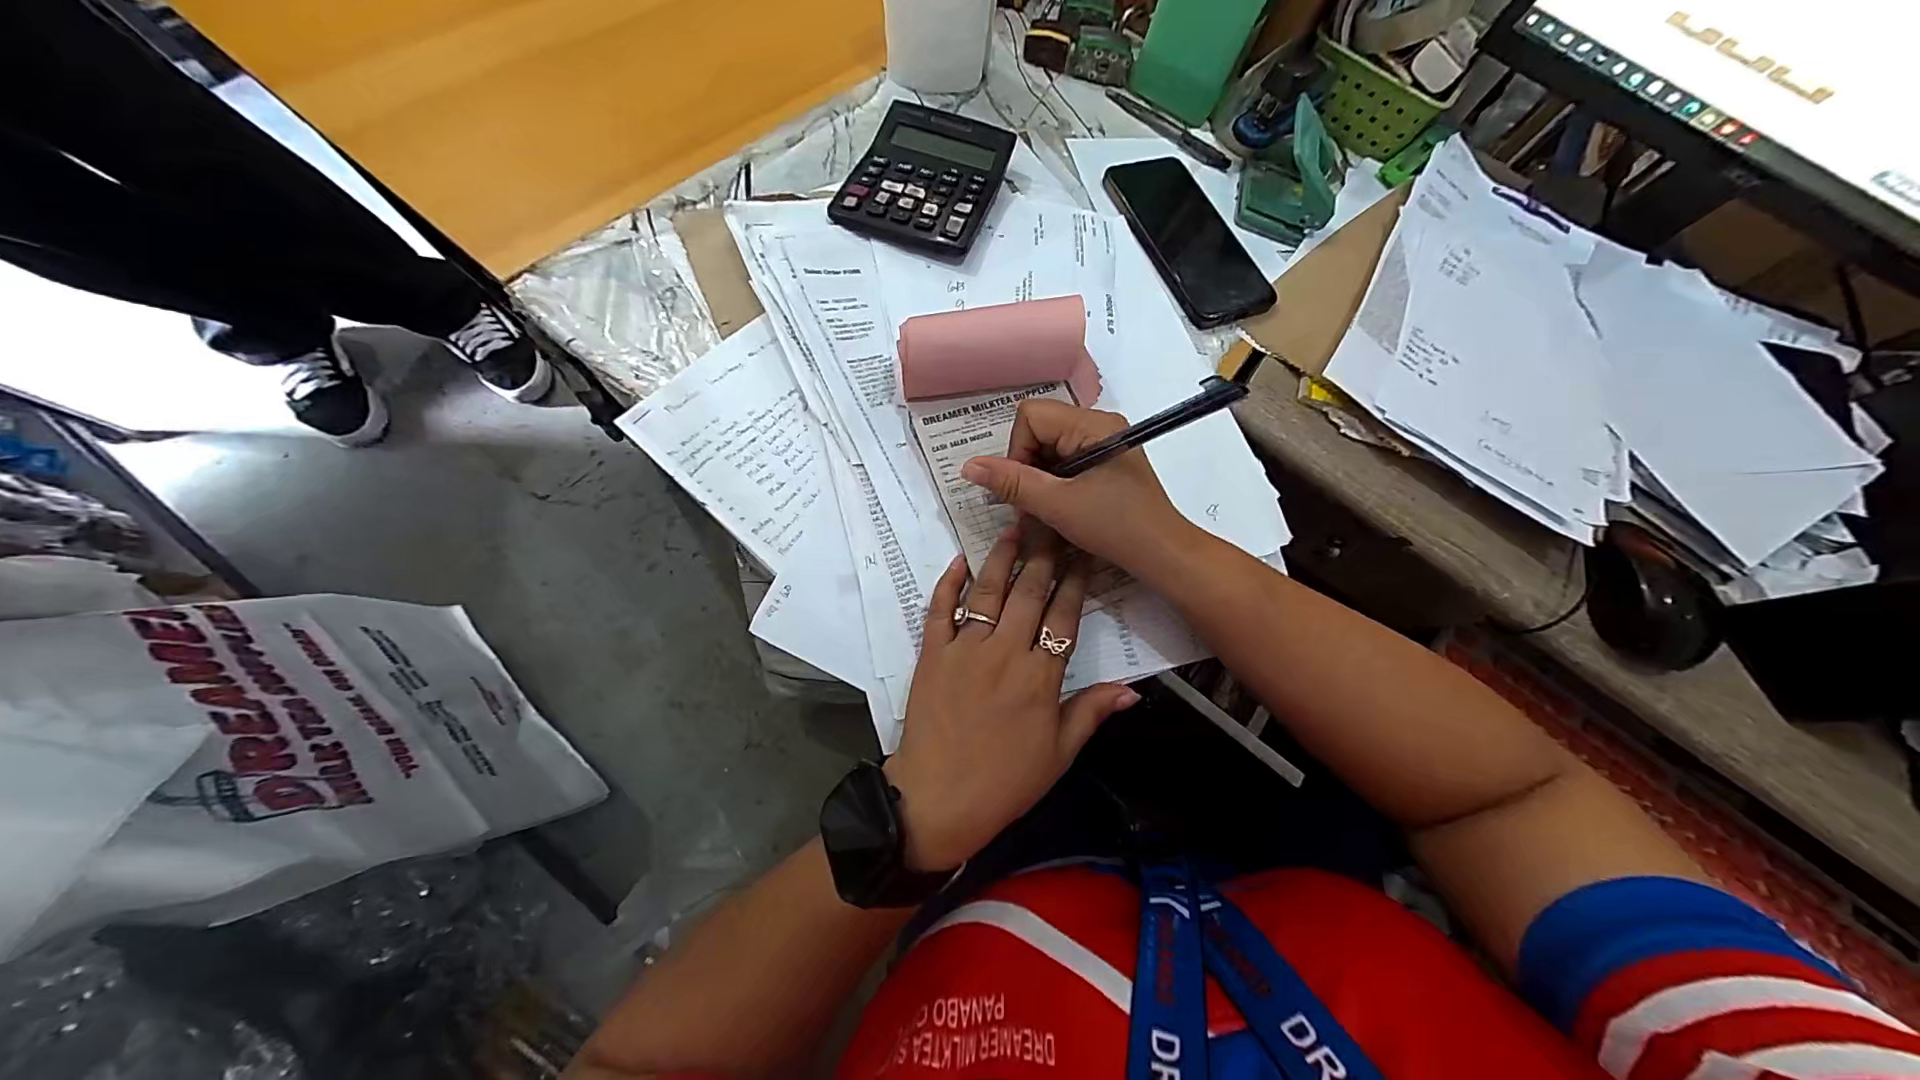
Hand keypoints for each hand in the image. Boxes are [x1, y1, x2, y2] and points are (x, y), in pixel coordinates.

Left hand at [884, 523, 1139, 871]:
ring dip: (1001, 558)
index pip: (1064, 616)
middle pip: (1029, 593)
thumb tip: (1131, 690)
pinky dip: (949, 584)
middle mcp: (1004, 653)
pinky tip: (960, 561)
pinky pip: (940, 611)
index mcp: (1040, 677)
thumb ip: (1091, 713)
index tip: (1085, 551)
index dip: (1076, 580)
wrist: (938, 799)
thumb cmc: (1004, 782)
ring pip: (987, 593)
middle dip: (1044, 554)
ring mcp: (965, 650)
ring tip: (1014, 528)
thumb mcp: (1058, 754)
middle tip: (1053, 522)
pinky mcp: (932, 655)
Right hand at [959, 399, 1195, 575]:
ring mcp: (1104, 441)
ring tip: (1046, 510)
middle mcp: (1099, 423)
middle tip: (1032, 505)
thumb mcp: (1057, 506)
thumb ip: (1012, 483)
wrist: (1162, 553)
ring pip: (1048, 447)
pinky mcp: (1106, 460)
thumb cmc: (1115, 527)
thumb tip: (969, 467)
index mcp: (1092, 424)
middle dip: (1026, 467)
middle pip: (1038, 429)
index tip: (1024, 490)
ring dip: (1038, 478)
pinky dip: (1053, 483)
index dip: (1016, 452)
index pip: (1030, 417)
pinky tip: (1059, 507)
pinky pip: (1065, 460)